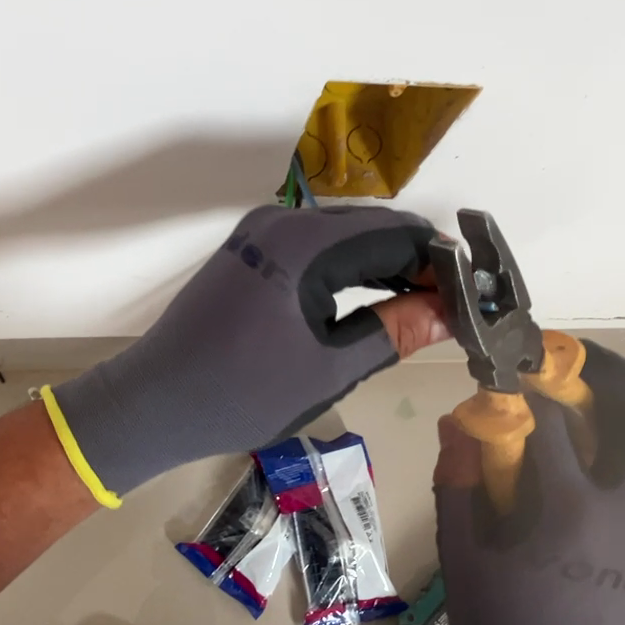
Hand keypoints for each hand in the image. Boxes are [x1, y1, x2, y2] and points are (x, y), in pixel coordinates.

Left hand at [49, 204, 447, 500]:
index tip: (470, 298)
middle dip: (414, 263)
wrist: (154, 402)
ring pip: (341, 238)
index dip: (439, 263)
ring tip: (420, 308)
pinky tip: (370, 299)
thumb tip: (450, 311)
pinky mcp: (246, 253)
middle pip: (369, 228)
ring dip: (381, 267)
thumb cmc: (240, 393)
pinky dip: (345, 271)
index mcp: (302, 243)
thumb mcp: (328, 368)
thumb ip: (394, 331)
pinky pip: (311, 250)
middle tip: (451, 308)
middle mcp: (280, 221)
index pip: (395, 233)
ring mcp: (257, 234)